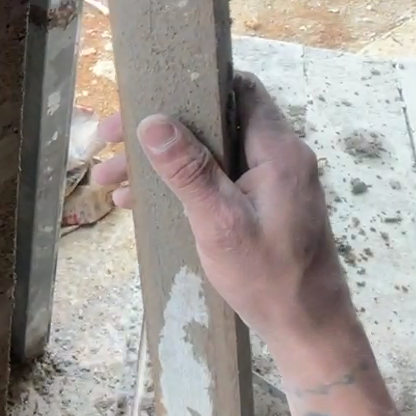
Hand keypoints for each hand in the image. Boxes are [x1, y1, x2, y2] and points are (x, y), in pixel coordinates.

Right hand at [122, 74, 359, 367]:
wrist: (308, 333)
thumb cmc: (269, 278)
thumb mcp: (219, 222)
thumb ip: (188, 170)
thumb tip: (152, 122)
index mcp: (277, 150)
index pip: (238, 89)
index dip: (192, 83)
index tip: (146, 93)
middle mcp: (277, 156)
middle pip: (210, 121)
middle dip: (156, 130)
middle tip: (107, 141)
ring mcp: (268, 181)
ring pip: (206, 152)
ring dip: (157, 162)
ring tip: (108, 179)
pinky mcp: (259, 204)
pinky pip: (212, 179)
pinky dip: (176, 184)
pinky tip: (136, 201)